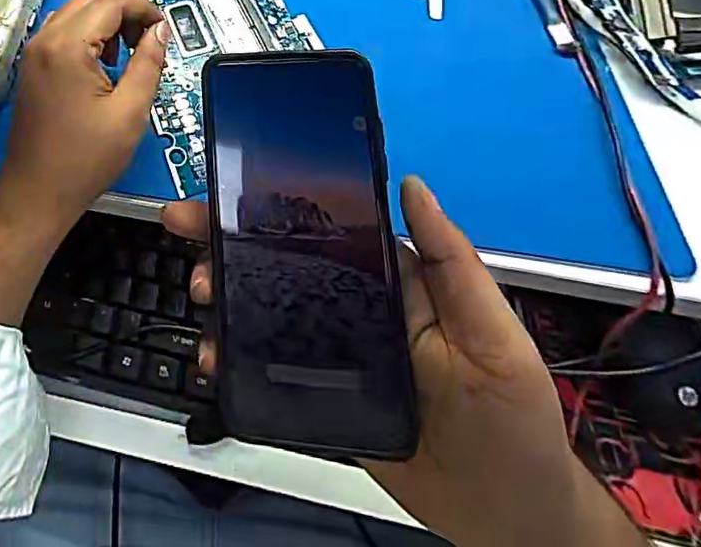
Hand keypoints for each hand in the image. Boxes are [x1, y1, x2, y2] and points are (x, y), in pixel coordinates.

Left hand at [0, 0, 168, 233]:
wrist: (37, 194)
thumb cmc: (83, 159)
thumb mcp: (131, 111)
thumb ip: (149, 62)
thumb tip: (160, 31)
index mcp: (67, 48)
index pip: (112, 3)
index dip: (145, 10)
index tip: (164, 30)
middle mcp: (45, 41)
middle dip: (127, 11)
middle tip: (149, 41)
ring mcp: (34, 53)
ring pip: (78, 11)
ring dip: (108, 22)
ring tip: (129, 55)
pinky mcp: (33, 66)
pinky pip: (65, 31)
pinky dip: (90, 34)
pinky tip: (105, 65)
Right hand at [161, 176, 642, 546]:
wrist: (506, 518)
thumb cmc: (512, 415)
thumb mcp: (493, 333)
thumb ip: (453, 262)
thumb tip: (413, 186)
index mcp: (397, 280)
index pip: (336, 229)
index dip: (288, 204)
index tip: (238, 187)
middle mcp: (361, 306)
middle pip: (292, 263)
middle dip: (238, 240)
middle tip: (188, 227)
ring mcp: (339, 352)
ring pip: (273, 312)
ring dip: (230, 296)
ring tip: (199, 289)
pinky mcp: (324, 397)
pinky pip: (275, 370)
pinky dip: (238, 359)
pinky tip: (212, 355)